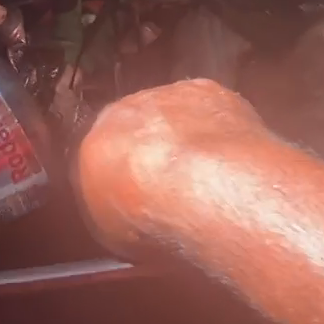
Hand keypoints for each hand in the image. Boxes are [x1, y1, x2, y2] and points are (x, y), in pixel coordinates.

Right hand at [75, 78, 276, 255]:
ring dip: (186, 138)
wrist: (199, 188)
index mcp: (89, 143)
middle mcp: (118, 111)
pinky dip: (219, 126)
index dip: (121, 176)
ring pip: (171, 114)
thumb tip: (120, 211)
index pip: (99, 154)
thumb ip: (109, 209)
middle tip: (178, 188)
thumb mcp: (112, 233)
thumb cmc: (148, 219)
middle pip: (133, 127)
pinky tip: (234, 155)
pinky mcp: (205, 89)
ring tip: (214, 176)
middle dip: (152, 152)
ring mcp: (162, 96)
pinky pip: (209, 106)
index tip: (141, 199)